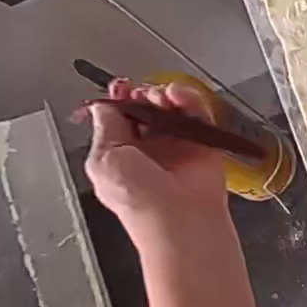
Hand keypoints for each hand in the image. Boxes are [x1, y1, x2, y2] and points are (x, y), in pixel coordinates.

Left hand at [84, 79, 230, 242]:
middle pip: (147, 106)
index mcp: (123, 154)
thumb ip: (104, 127)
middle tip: (142, 96)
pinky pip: (197, 111)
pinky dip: (189, 98)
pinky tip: (179, 96)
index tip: (121, 87)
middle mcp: (151, 149)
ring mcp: (178, 144)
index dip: (119, 98)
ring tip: (162, 99)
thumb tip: (103, 106)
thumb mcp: (103, 160)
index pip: (121, 117)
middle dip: (143, 95)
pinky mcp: (204, 142)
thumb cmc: (137, 198)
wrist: (178, 219)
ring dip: (164, 94)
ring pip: (171, 105)